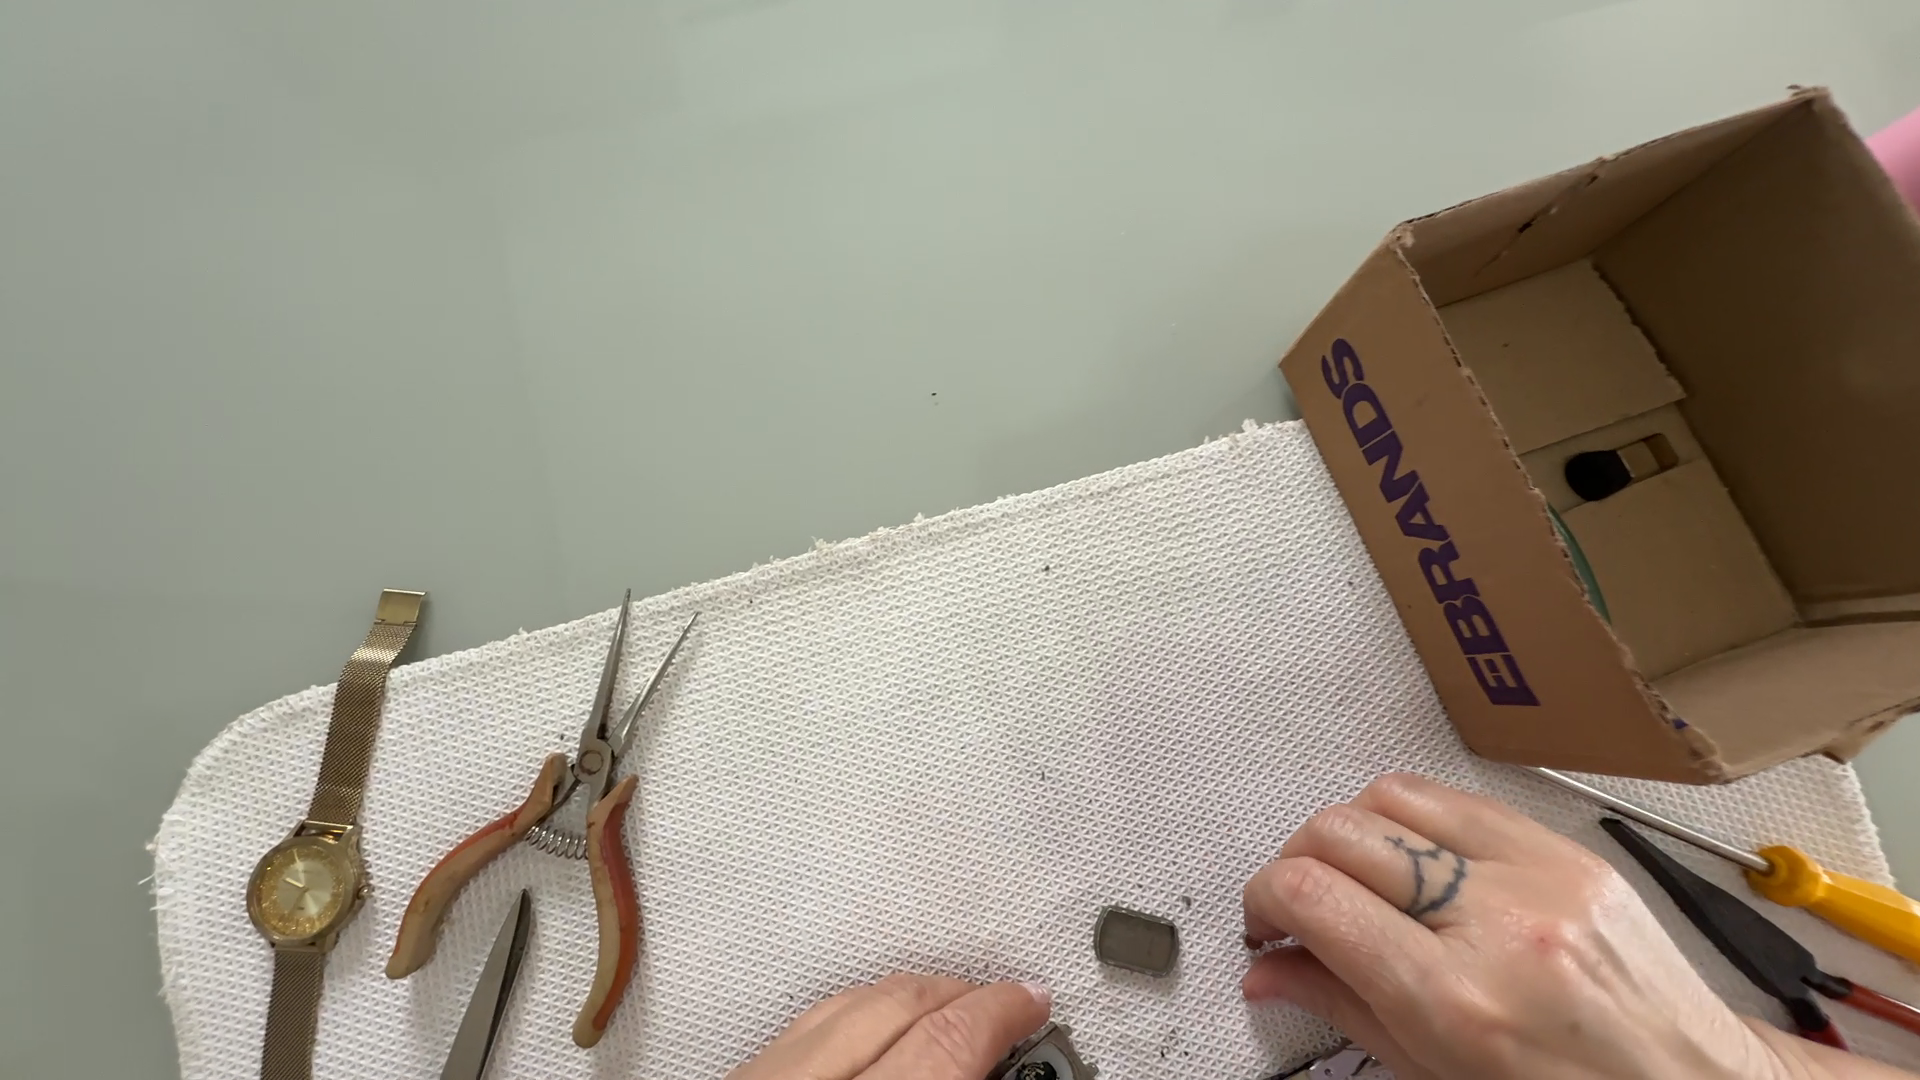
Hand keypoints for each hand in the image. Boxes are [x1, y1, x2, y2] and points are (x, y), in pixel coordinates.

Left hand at [727, 974, 1050, 1079]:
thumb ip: (951, 1077)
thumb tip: (998, 1057)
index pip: (944, 1046)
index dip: (998, 1014)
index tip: (1034, 1001)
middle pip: (898, 1004)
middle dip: (962, 992)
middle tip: (1006, 999)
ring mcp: (763, 1074)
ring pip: (850, 999)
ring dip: (912, 993)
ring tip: (952, 1001)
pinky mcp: (739, 1074)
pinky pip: (809, 1020)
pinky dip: (859, 1009)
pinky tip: (880, 1020)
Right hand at [1240, 772, 1907, 1079]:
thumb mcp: (1436, 1076)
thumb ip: (1337, 1007)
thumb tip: (1264, 968)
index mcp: (1460, 1001)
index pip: (1310, 895)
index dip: (1262, 899)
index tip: (1263, 919)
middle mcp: (1498, 923)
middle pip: (1337, 832)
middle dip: (1294, 860)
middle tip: (1295, 897)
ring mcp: (1537, 873)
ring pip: (1384, 795)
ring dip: (1345, 828)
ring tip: (1352, 871)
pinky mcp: (1562, 847)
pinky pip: (1447, 793)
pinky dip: (1402, 813)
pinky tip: (1404, 852)